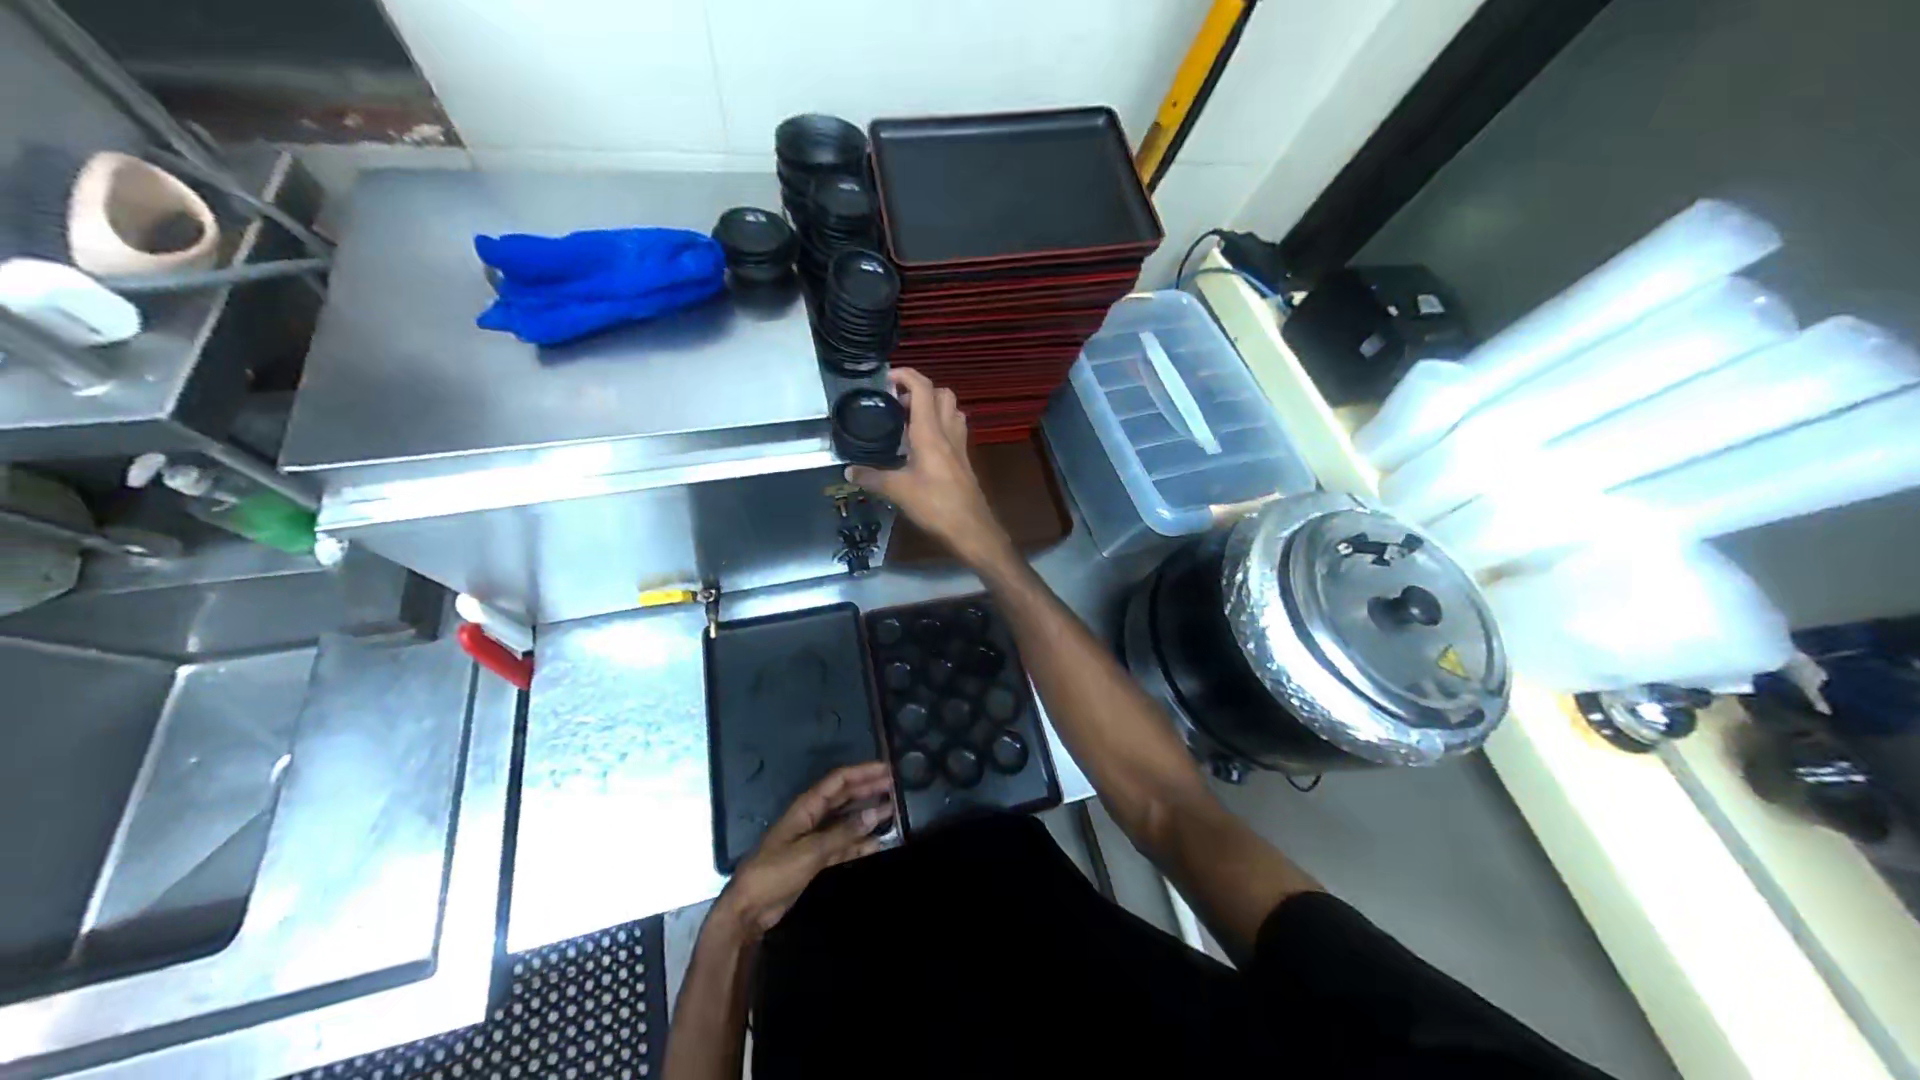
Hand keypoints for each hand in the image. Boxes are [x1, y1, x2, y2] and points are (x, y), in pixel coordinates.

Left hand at [714, 762, 893, 938]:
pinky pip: (844, 844)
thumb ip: (844, 833)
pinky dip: (860, 843)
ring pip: (847, 820)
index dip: (863, 772)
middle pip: (845, 797)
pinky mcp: (817, 859)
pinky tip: (878, 843)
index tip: (888, 769)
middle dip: (869, 789)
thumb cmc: (774, 872)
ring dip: (868, 816)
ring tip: (894, 812)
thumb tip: (875, 812)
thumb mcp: (811, 851)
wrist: (749, 909)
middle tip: (897, 787)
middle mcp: (812, 817)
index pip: (838, 781)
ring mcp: (815, 838)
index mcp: (806, 807)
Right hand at [846, 367, 1013, 568]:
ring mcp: (959, 446)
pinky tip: (924, 444)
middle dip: (920, 389)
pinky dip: (940, 425)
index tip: (887, 379)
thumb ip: (872, 478)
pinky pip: (954, 430)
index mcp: (930, 432)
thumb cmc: (935, 505)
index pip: (923, 388)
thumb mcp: (898, 491)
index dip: (906, 375)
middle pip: (942, 394)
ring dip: (934, 406)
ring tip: (910, 420)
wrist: (971, 528)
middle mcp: (948, 432)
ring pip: (952, 410)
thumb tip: (848, 471)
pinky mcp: (964, 460)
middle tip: (898, 403)